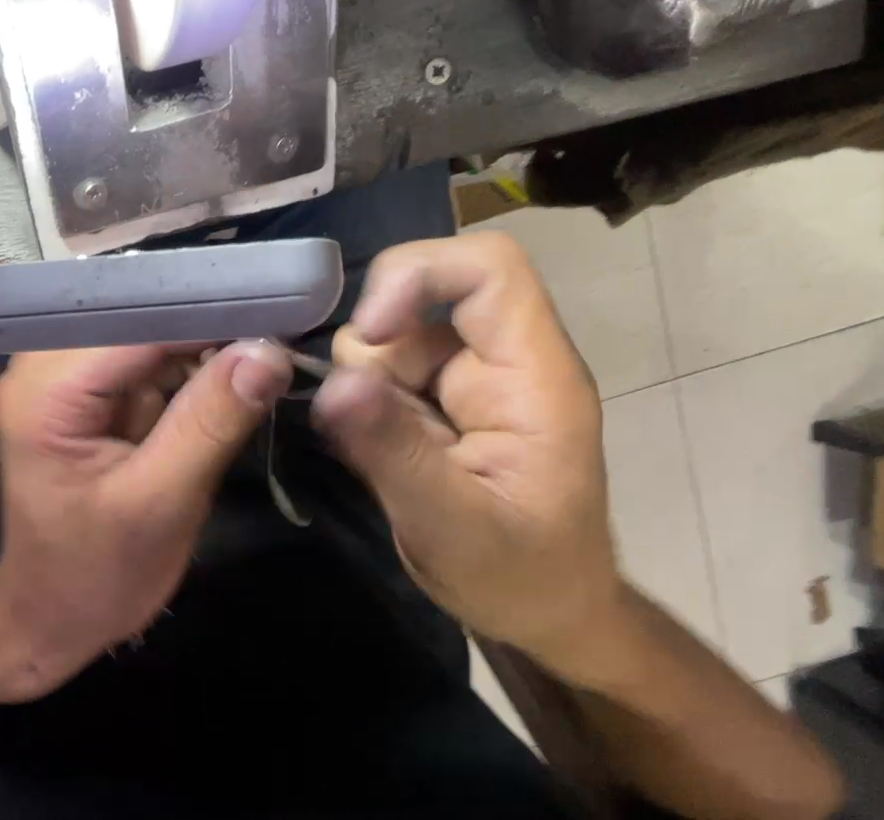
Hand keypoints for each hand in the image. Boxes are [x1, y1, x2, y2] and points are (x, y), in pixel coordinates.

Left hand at [0, 342, 291, 699]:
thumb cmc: (96, 575)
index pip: (131, 322)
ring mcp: (63, 377)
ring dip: (204, 337)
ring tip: (270, 341)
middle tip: (282, 322)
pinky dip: (191, 363)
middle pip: (134, 315)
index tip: (278, 307)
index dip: (205, 310)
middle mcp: (43, 367)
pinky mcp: (89, 393)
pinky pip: (146, 358)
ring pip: (144, 331)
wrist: (51, 615)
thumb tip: (267, 351)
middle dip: (207, 317)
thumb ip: (210, 423)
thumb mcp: (161, 504)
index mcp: (44, 391)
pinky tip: (235, 368)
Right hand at [311, 232, 628, 675]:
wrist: (546, 615)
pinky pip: (375, 370)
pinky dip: (357, 404)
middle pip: (418, 293)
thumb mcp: (453, 528)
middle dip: (372, 353)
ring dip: (361, 385)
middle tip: (367, 426)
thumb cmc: (521, 578)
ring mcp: (463, 377)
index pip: (487, 268)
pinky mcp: (434, 398)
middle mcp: (499, 360)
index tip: (372, 334)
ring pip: (386, 334)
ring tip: (380, 455)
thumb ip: (395, 452)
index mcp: (533, 376)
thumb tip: (337, 383)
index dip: (418, 275)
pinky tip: (374, 452)